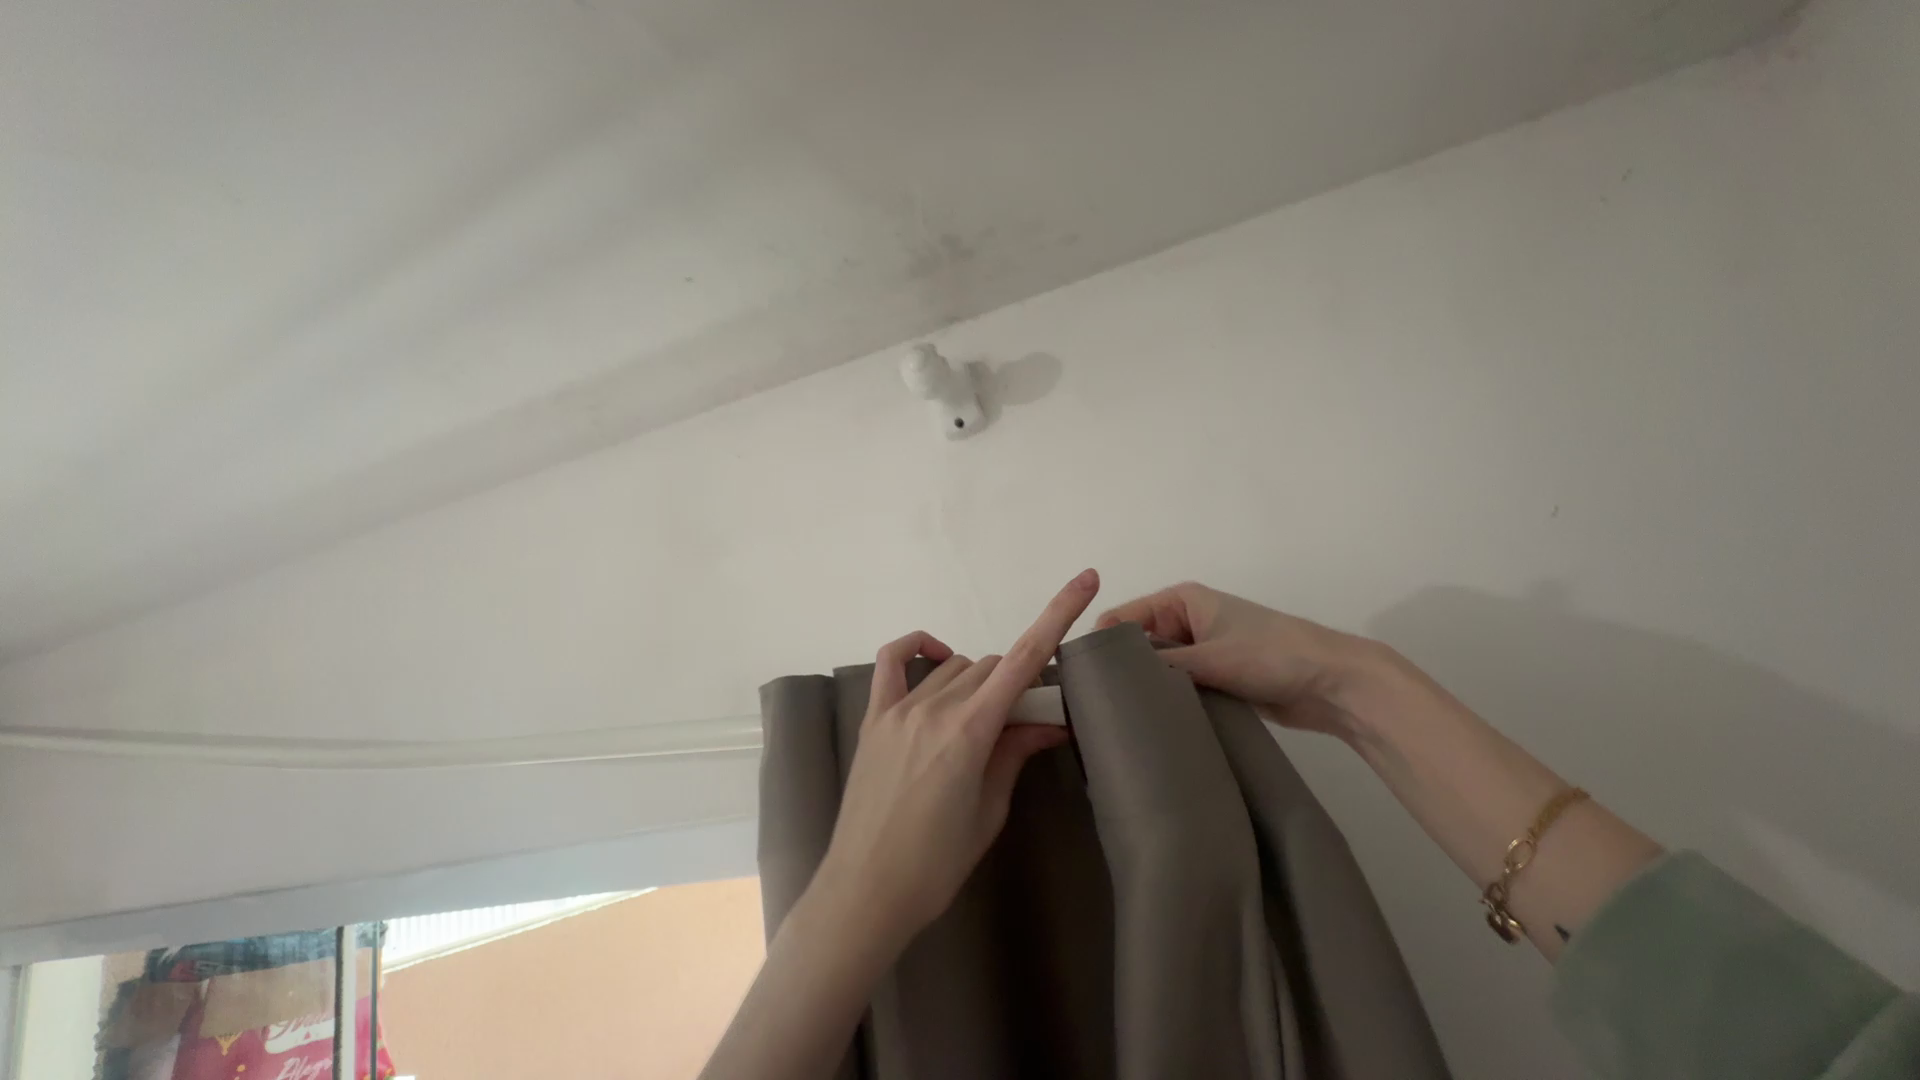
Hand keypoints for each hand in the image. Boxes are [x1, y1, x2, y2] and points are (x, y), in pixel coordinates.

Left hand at [815, 569, 1100, 940]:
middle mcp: (935, 708)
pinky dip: (919, 648)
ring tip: (979, 721)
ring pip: (955, 667)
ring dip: (979, 681)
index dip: (1058, 615)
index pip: (1023, 660)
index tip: (1085, 580)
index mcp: (971, 732)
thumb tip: (1049, 724)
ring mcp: (899, 709)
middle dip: (1016, 684)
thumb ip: (1015, 754)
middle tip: (1022, 723)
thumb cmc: (937, 864)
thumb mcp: (989, 811)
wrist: (866, 890)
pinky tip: (937, 658)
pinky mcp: (873, 718)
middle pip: (992, 667)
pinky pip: (894, 661)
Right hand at [1096, 581, 1380, 738]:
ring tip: (1118, 720)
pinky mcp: (1215, 679)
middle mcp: (1186, 621)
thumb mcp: (1209, 656)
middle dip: (1122, 671)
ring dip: (1147, 689)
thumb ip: (1161, 666)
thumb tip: (1115, 683)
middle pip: (1138, 645)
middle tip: (1096, 708)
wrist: (1333, 683)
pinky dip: (1168, 701)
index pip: (1123, 618)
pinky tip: (1150, 725)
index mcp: (1181, 600)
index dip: (1102, 645)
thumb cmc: (1270, 655)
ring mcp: (1202, 651)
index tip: (1082, 681)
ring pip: (1158, 670)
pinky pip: (1179, 687)